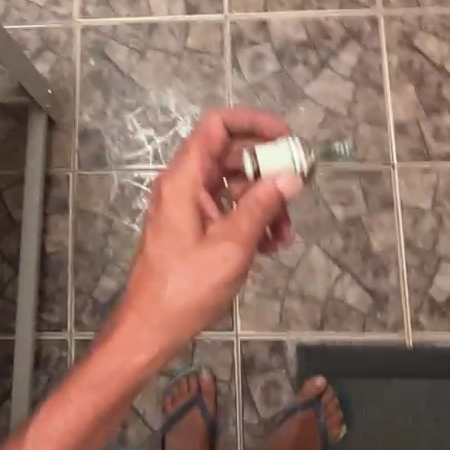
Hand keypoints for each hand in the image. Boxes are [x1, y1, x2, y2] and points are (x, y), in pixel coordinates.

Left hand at [107, 108, 304, 358]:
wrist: (150, 327)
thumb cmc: (186, 287)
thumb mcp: (231, 246)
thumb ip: (261, 207)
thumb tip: (291, 176)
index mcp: (184, 179)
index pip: (216, 126)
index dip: (252, 122)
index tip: (286, 137)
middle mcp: (184, 185)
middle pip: (230, 156)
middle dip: (267, 171)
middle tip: (298, 189)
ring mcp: (187, 206)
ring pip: (233, 186)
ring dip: (264, 203)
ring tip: (285, 236)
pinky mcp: (192, 227)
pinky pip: (226, 209)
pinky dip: (250, 220)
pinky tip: (270, 247)